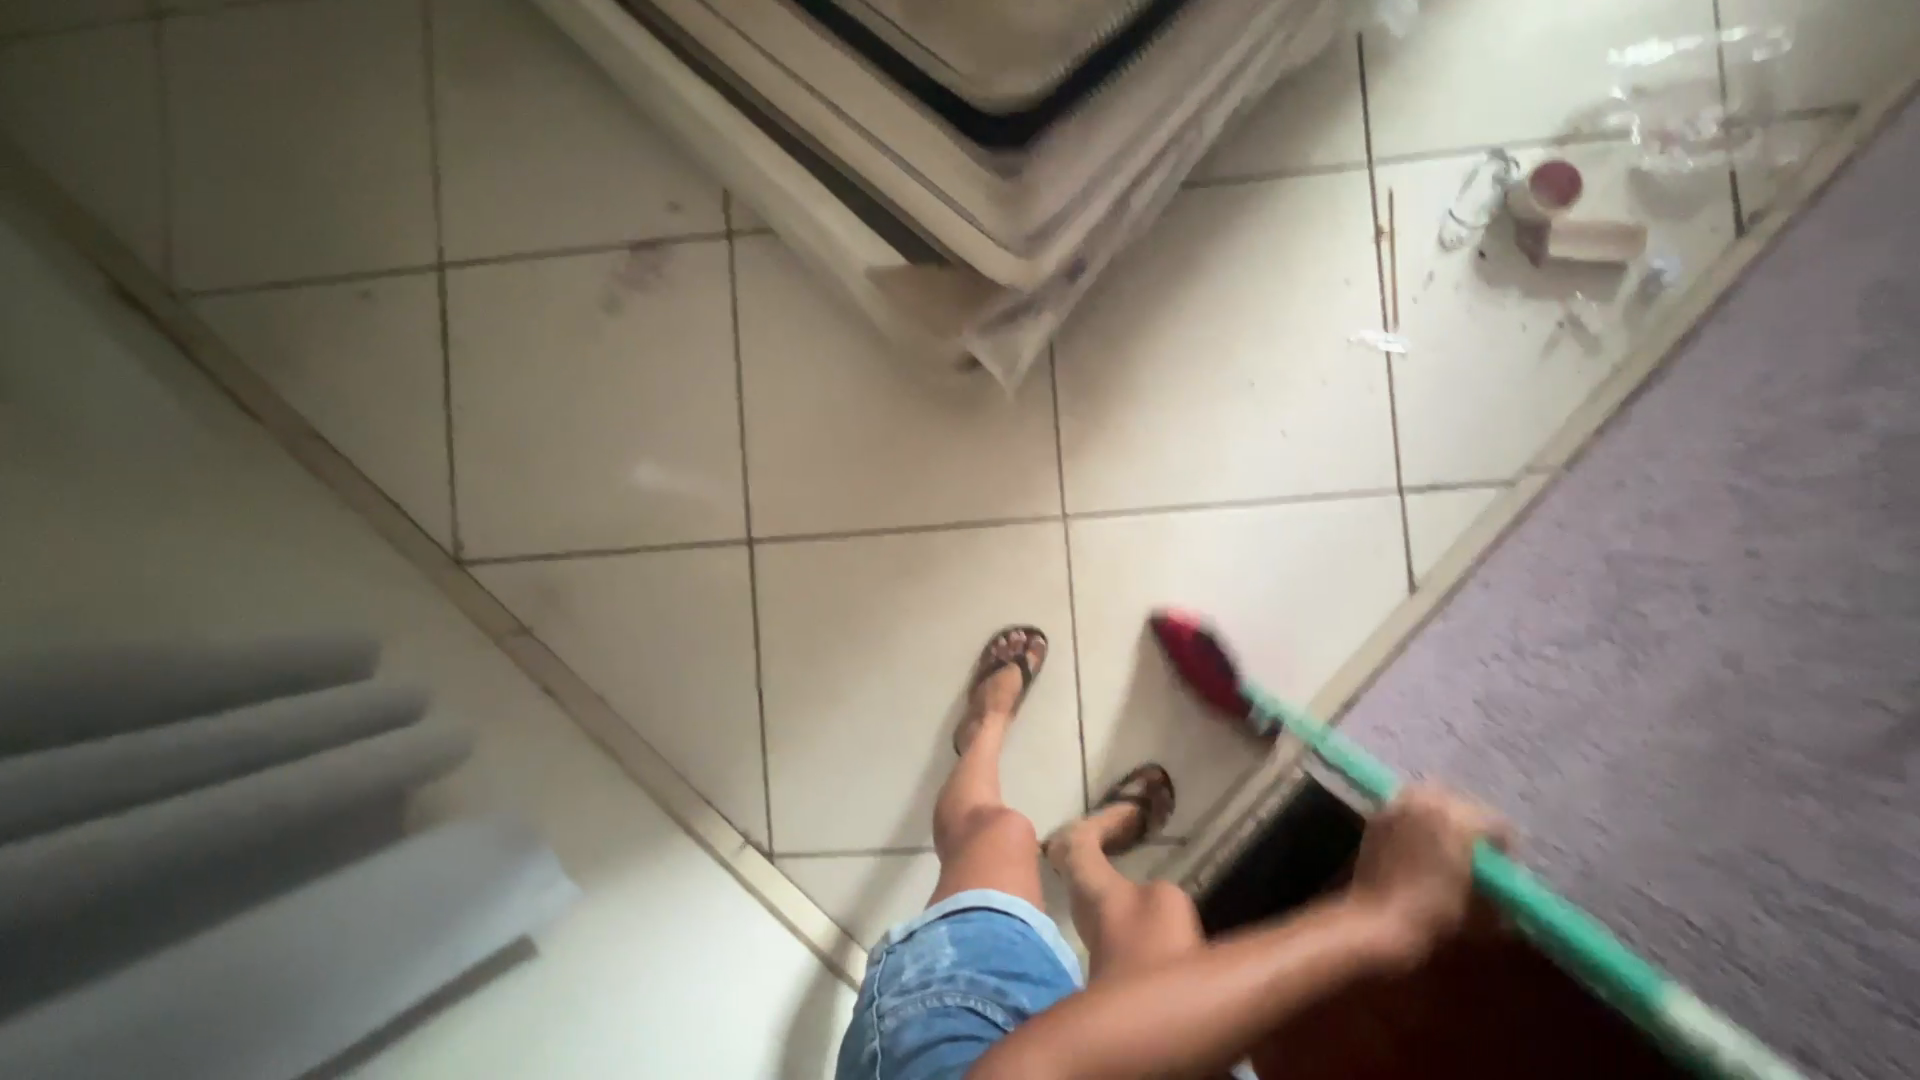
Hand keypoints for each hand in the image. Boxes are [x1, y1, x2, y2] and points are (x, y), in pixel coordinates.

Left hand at [1346, 783, 1510, 965]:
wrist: (1378, 916)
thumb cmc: (1434, 913)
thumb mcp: (1483, 909)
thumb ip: (1500, 891)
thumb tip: (1507, 888)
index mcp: (1459, 821)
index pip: (1495, 822)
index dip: (1503, 845)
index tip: (1504, 866)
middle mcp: (1427, 803)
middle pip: (1460, 804)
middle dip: (1471, 824)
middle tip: (1474, 852)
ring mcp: (1397, 806)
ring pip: (1429, 798)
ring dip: (1441, 815)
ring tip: (1445, 843)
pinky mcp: (1376, 815)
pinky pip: (1403, 807)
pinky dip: (1414, 818)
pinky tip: (1416, 842)